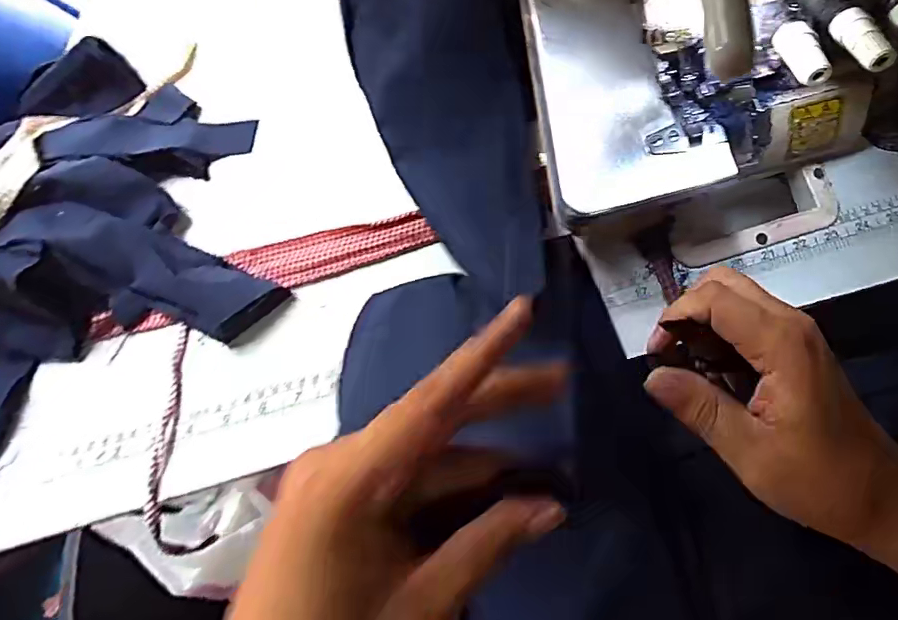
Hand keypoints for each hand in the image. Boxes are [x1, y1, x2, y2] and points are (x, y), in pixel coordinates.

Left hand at [230, 298, 567, 619]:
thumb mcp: (416, 606)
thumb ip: (486, 546)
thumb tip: (553, 506)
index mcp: (350, 474)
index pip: (434, 398)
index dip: (486, 350)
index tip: (523, 307)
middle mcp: (341, 459)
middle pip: (437, 416)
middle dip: (501, 401)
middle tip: (562, 382)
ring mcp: (335, 478)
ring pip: (426, 454)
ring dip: (481, 463)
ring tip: (540, 476)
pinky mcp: (335, 501)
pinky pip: (405, 479)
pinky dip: (449, 488)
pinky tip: (492, 502)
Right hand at [643, 269, 897, 550]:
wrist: (879, 493)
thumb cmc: (818, 478)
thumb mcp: (750, 452)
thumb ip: (700, 408)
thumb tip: (653, 377)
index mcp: (780, 340)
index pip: (715, 297)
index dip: (676, 315)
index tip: (656, 353)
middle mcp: (790, 321)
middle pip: (724, 284)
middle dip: (687, 309)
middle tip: (668, 353)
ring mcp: (797, 330)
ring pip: (737, 296)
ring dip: (704, 319)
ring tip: (686, 364)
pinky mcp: (798, 343)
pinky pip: (751, 316)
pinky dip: (723, 330)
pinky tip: (713, 370)